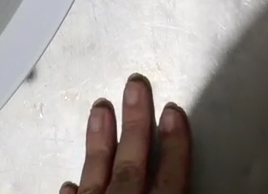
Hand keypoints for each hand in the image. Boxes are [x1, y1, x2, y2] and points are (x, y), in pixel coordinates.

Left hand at [59, 74, 190, 193]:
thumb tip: (197, 184)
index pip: (170, 176)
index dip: (174, 144)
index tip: (172, 111)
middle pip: (132, 164)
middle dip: (135, 122)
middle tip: (134, 85)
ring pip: (96, 175)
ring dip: (99, 142)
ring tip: (99, 108)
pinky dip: (74, 192)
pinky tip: (70, 182)